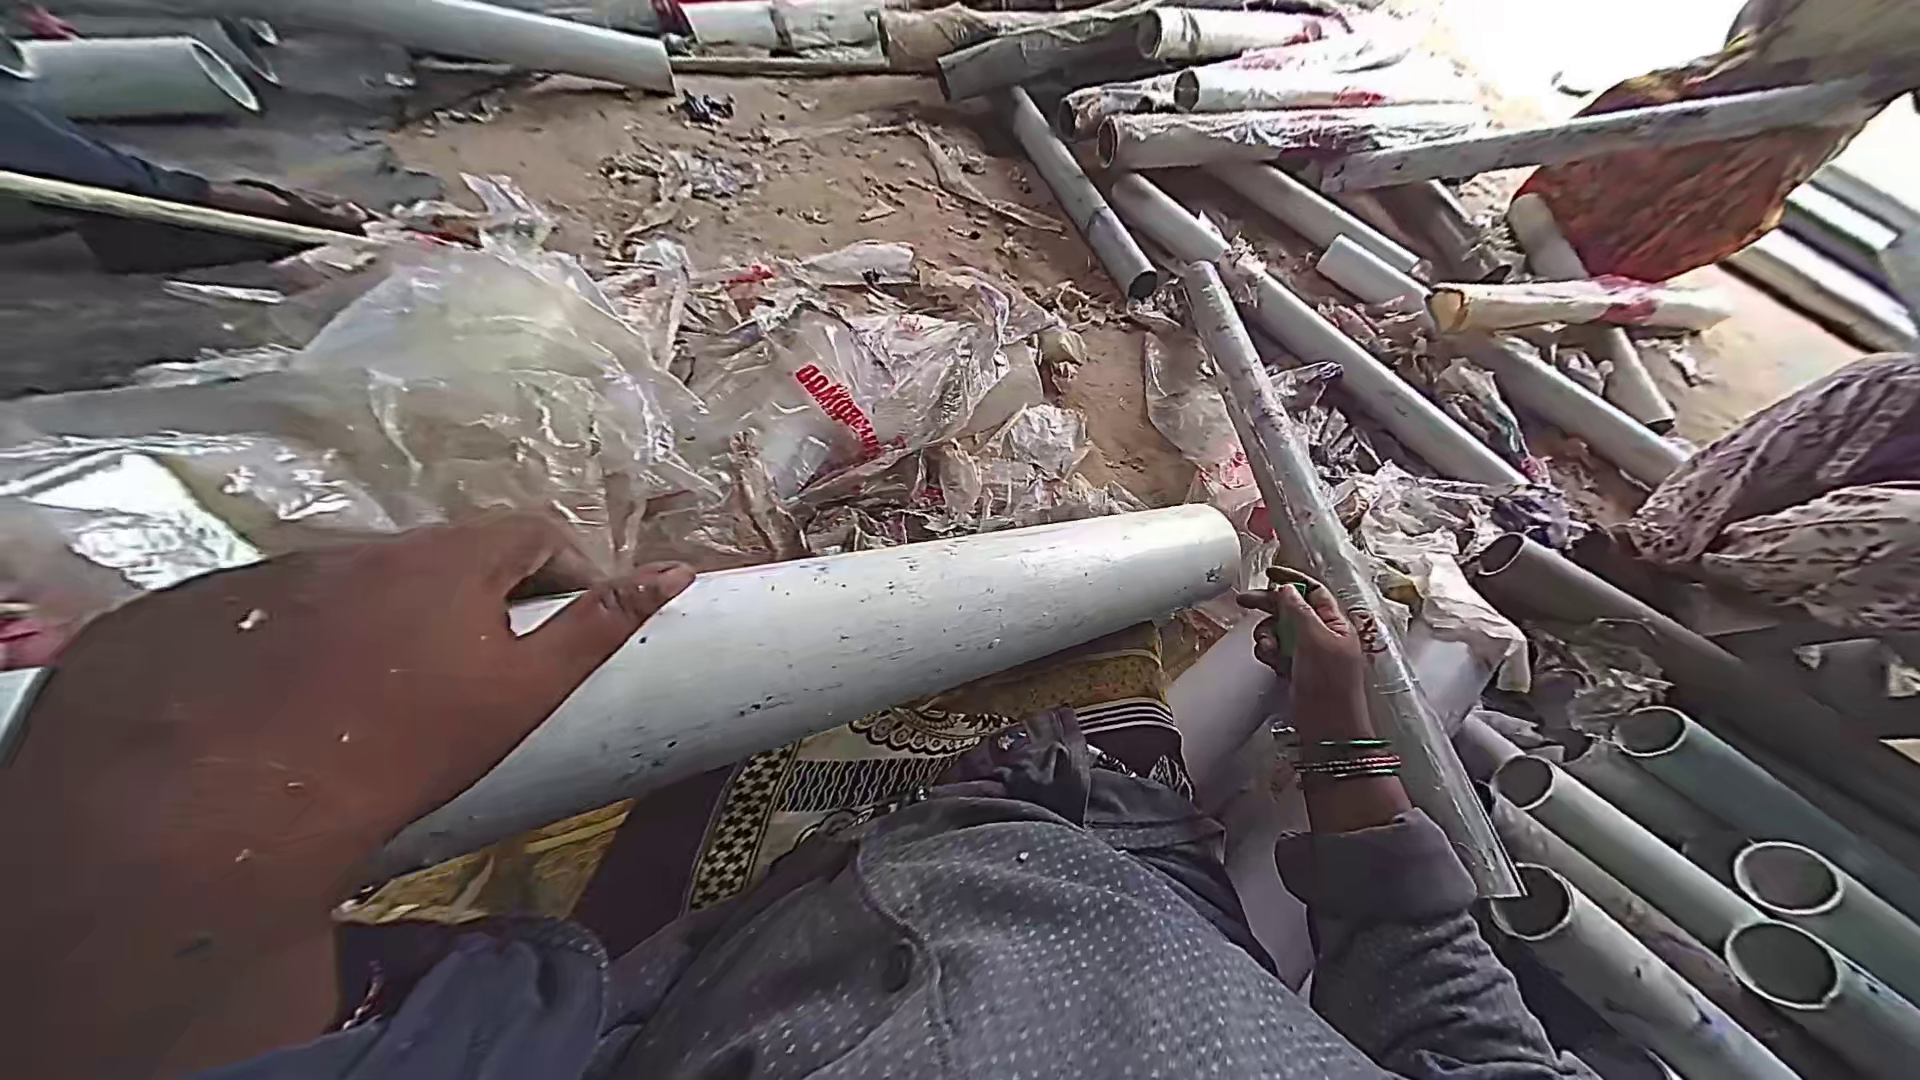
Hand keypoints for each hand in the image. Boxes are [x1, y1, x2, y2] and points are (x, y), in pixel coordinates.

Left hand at [0, 515, 692, 1073]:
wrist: (213, 825)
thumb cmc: (407, 747)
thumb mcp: (529, 686)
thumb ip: (605, 621)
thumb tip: (677, 570)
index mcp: (448, 561)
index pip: (532, 533)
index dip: (564, 567)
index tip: (566, 614)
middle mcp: (359, 551)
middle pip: (448, 554)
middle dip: (482, 592)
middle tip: (484, 659)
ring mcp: (262, 578)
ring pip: (363, 579)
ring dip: (397, 611)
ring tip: (392, 682)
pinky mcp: (184, 614)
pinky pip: (274, 605)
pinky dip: (307, 631)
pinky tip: (300, 693)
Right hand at [1236, 566, 1369, 736]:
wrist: (1327, 726)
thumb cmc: (1330, 683)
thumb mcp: (1315, 640)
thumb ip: (1299, 611)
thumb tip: (1286, 588)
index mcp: (1335, 623)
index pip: (1312, 591)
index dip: (1291, 579)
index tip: (1269, 573)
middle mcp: (1321, 633)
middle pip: (1289, 608)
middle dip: (1267, 605)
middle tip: (1243, 602)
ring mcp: (1306, 651)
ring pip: (1276, 629)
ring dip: (1266, 634)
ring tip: (1267, 647)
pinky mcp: (1292, 667)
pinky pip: (1272, 649)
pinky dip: (1266, 651)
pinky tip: (1269, 659)